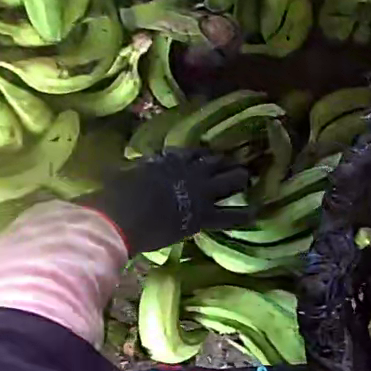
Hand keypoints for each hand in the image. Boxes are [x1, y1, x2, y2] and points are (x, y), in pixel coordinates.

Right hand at [79, 149, 253, 253]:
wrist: (121, 217)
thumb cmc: (113, 195)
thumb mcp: (124, 173)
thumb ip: (134, 170)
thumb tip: (129, 169)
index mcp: (167, 160)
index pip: (189, 153)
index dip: (199, 155)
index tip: (206, 155)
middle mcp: (188, 170)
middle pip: (214, 160)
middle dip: (225, 161)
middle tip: (236, 162)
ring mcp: (199, 191)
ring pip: (230, 180)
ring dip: (239, 178)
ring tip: (248, 178)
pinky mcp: (203, 215)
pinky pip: (230, 215)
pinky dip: (244, 214)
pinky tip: (256, 213)